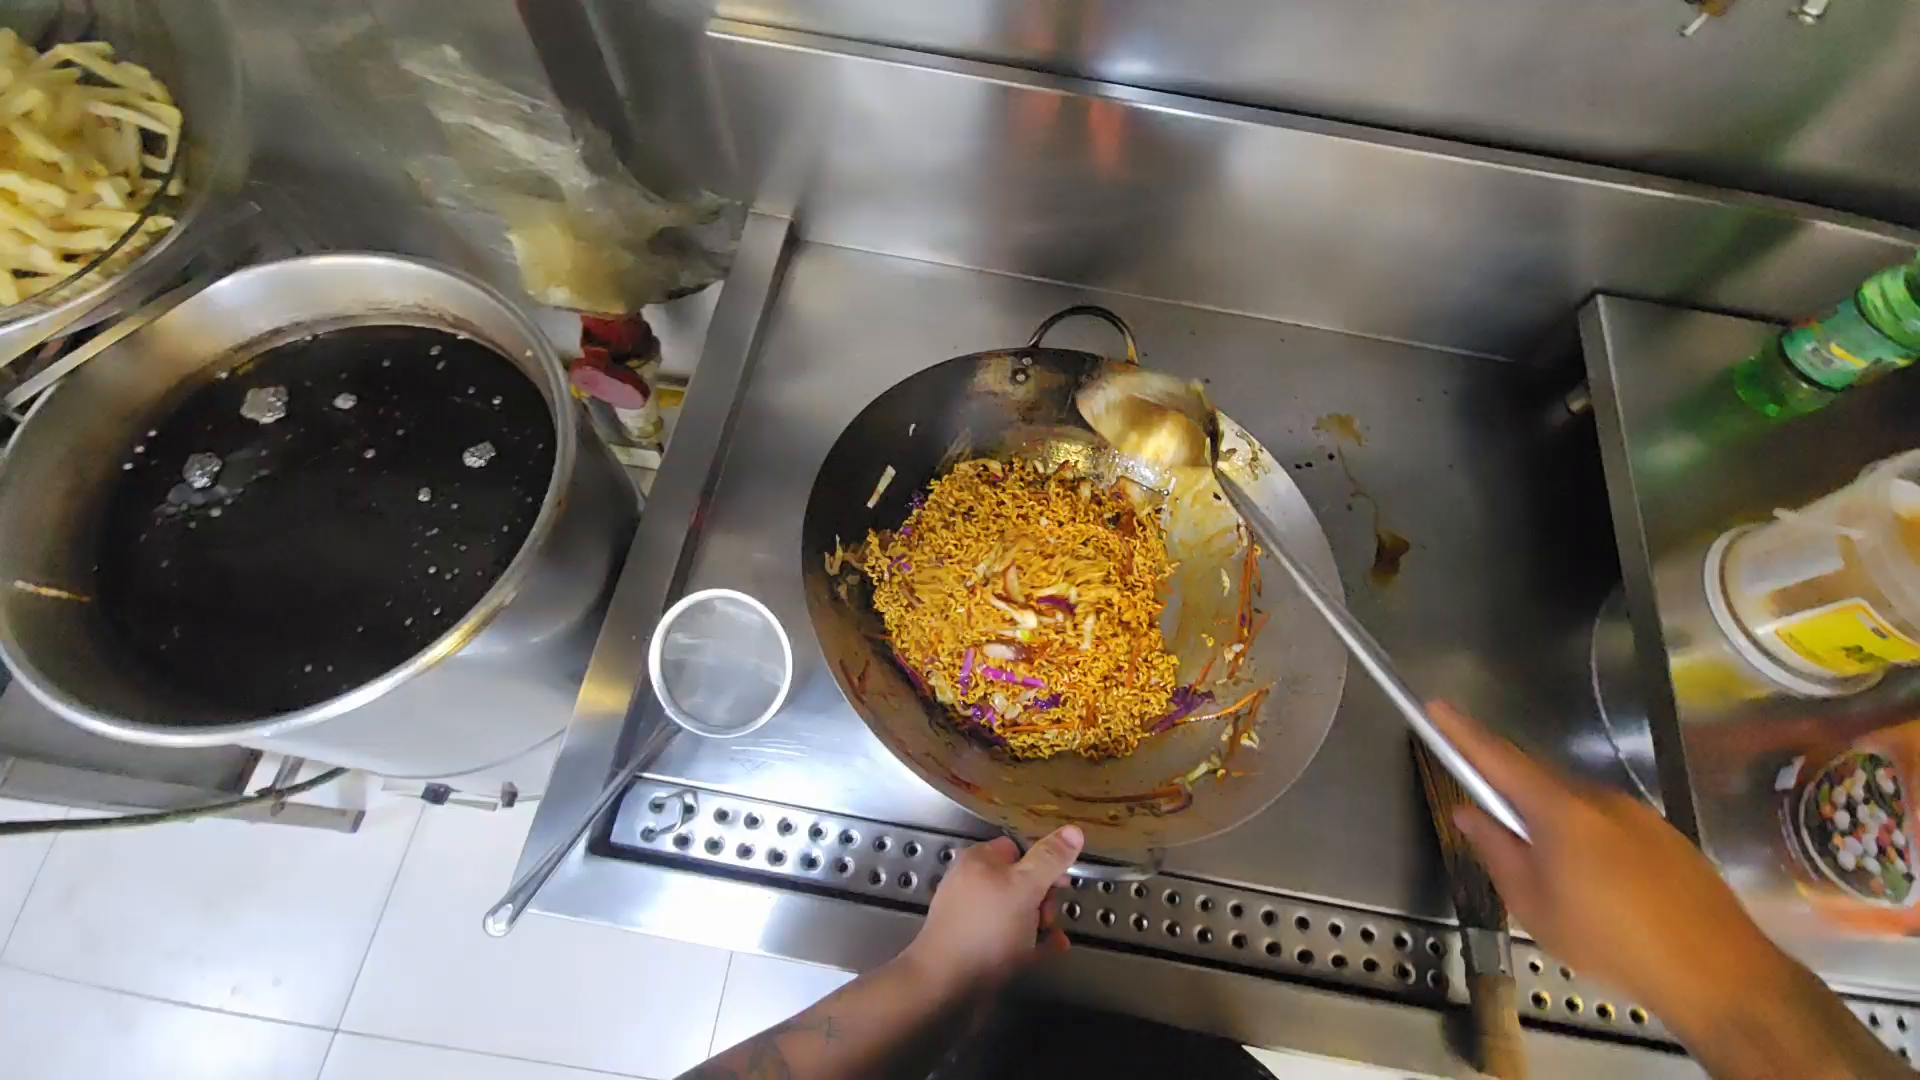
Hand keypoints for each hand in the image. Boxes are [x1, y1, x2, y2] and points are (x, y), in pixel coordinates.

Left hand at [900, 825, 1084, 996]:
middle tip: (1049, 915)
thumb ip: (1049, 859)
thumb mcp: (1024, 887)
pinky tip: (1053, 948)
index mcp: (980, 861)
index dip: (1043, 862)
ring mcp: (974, 918)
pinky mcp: (977, 948)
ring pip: (1017, 911)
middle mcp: (973, 884)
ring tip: (1052, 934)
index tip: (1063, 882)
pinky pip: (1012, 938)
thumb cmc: (987, 929)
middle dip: (1043, 896)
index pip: (1017, 848)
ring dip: (1041, 921)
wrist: (945, 987)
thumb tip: (1074, 829)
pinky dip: (1033, 942)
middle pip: (1019, 880)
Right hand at [1432, 703, 1791, 1021]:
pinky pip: (1608, 823)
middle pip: (1536, 778)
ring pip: (1574, 803)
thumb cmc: (1612, 940)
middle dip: (1507, 788)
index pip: (1498, 759)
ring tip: (1549, 870)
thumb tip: (1469, 814)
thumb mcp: (1532, 904)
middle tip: (1490, 820)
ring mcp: (1640, 816)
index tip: (1436, 706)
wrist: (1727, 979)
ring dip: (1549, 819)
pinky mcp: (1668, 838)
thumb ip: (1495, 851)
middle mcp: (1599, 799)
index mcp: (1559, 810)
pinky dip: (1586, 836)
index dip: (1463, 732)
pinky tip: (1595, 882)